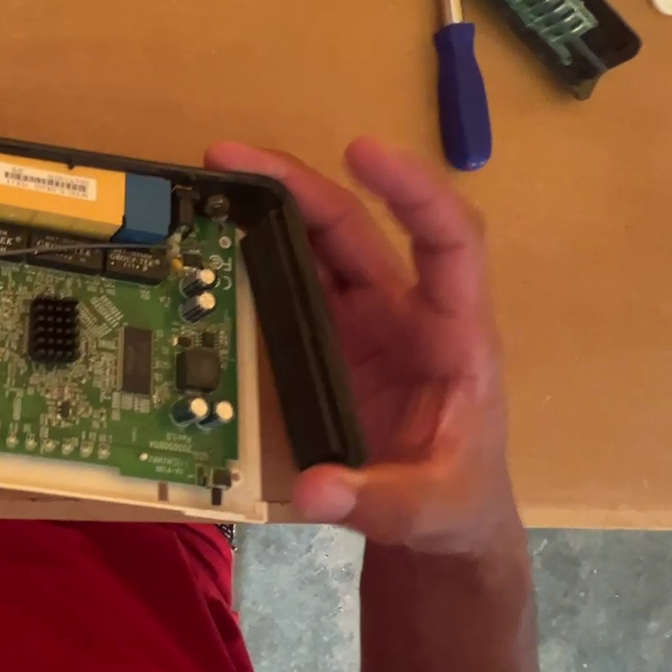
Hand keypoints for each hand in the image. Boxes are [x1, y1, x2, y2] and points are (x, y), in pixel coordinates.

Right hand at [204, 138, 520, 557]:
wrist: (436, 521)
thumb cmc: (454, 503)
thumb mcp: (427, 509)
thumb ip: (376, 500)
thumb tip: (316, 490)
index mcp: (450, 334)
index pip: (447, 240)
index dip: (411, 191)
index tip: (361, 150)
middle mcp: (404, 313)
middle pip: (355, 229)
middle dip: (298, 185)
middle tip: (230, 158)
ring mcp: (361, 324)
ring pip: (319, 247)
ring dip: (273, 207)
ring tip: (216, 181)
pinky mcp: (327, 341)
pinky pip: (294, 283)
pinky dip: (259, 255)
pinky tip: (221, 240)